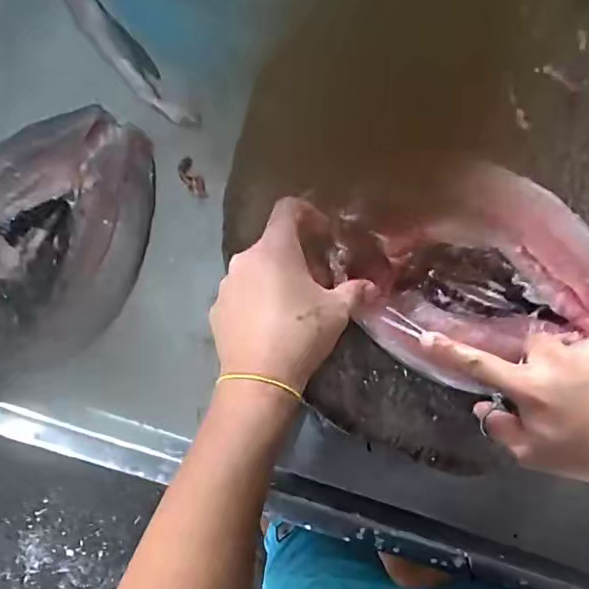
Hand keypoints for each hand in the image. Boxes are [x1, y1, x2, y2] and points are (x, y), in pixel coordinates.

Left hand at [211, 198, 375, 391]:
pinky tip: (269, 325)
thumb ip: (355, 291)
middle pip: (272, 244)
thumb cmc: (299, 335)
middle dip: (296, 255)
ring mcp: (226, 287)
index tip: (324, 234)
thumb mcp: (337, 311)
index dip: (308, 214)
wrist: (257, 380)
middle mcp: (243, 261)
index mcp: (273, 249)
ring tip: (293, 305)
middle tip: (317, 280)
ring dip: (274, 279)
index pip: (287, 209)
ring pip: (255, 272)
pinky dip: (256, 301)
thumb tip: (371, 287)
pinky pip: (241, 296)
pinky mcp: (216, 312)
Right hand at [417, 331, 588, 486]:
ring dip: (573, 360)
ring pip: (568, 344)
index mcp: (528, 388)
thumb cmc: (582, 456)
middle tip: (556, 387)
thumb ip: (501, 428)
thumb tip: (484, 405)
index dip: (450, 351)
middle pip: (531, 345)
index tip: (427, 336)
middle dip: (537, 360)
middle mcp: (554, 361)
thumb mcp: (531, 454)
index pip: (479, 364)